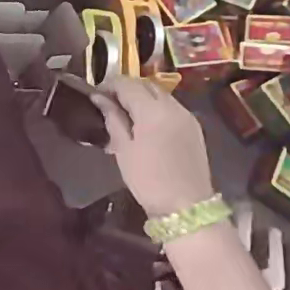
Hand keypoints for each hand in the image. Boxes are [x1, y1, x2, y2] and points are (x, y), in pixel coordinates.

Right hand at [92, 78, 217, 217]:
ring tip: (126, 113)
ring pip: (161, 93)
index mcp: (153, 111)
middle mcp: (173, 106)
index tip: (96, 94)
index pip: (128, 84)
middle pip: (146, 84)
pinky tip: (145, 124)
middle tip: (109, 102)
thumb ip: (113, 119)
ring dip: (142, 96)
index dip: (109, 84)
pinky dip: (155, 107)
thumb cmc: (148, 180)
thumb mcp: (123, 150)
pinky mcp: (194, 126)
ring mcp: (186, 115)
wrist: (186, 205)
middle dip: (126, 88)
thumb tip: (100, 98)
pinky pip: (171, 106)